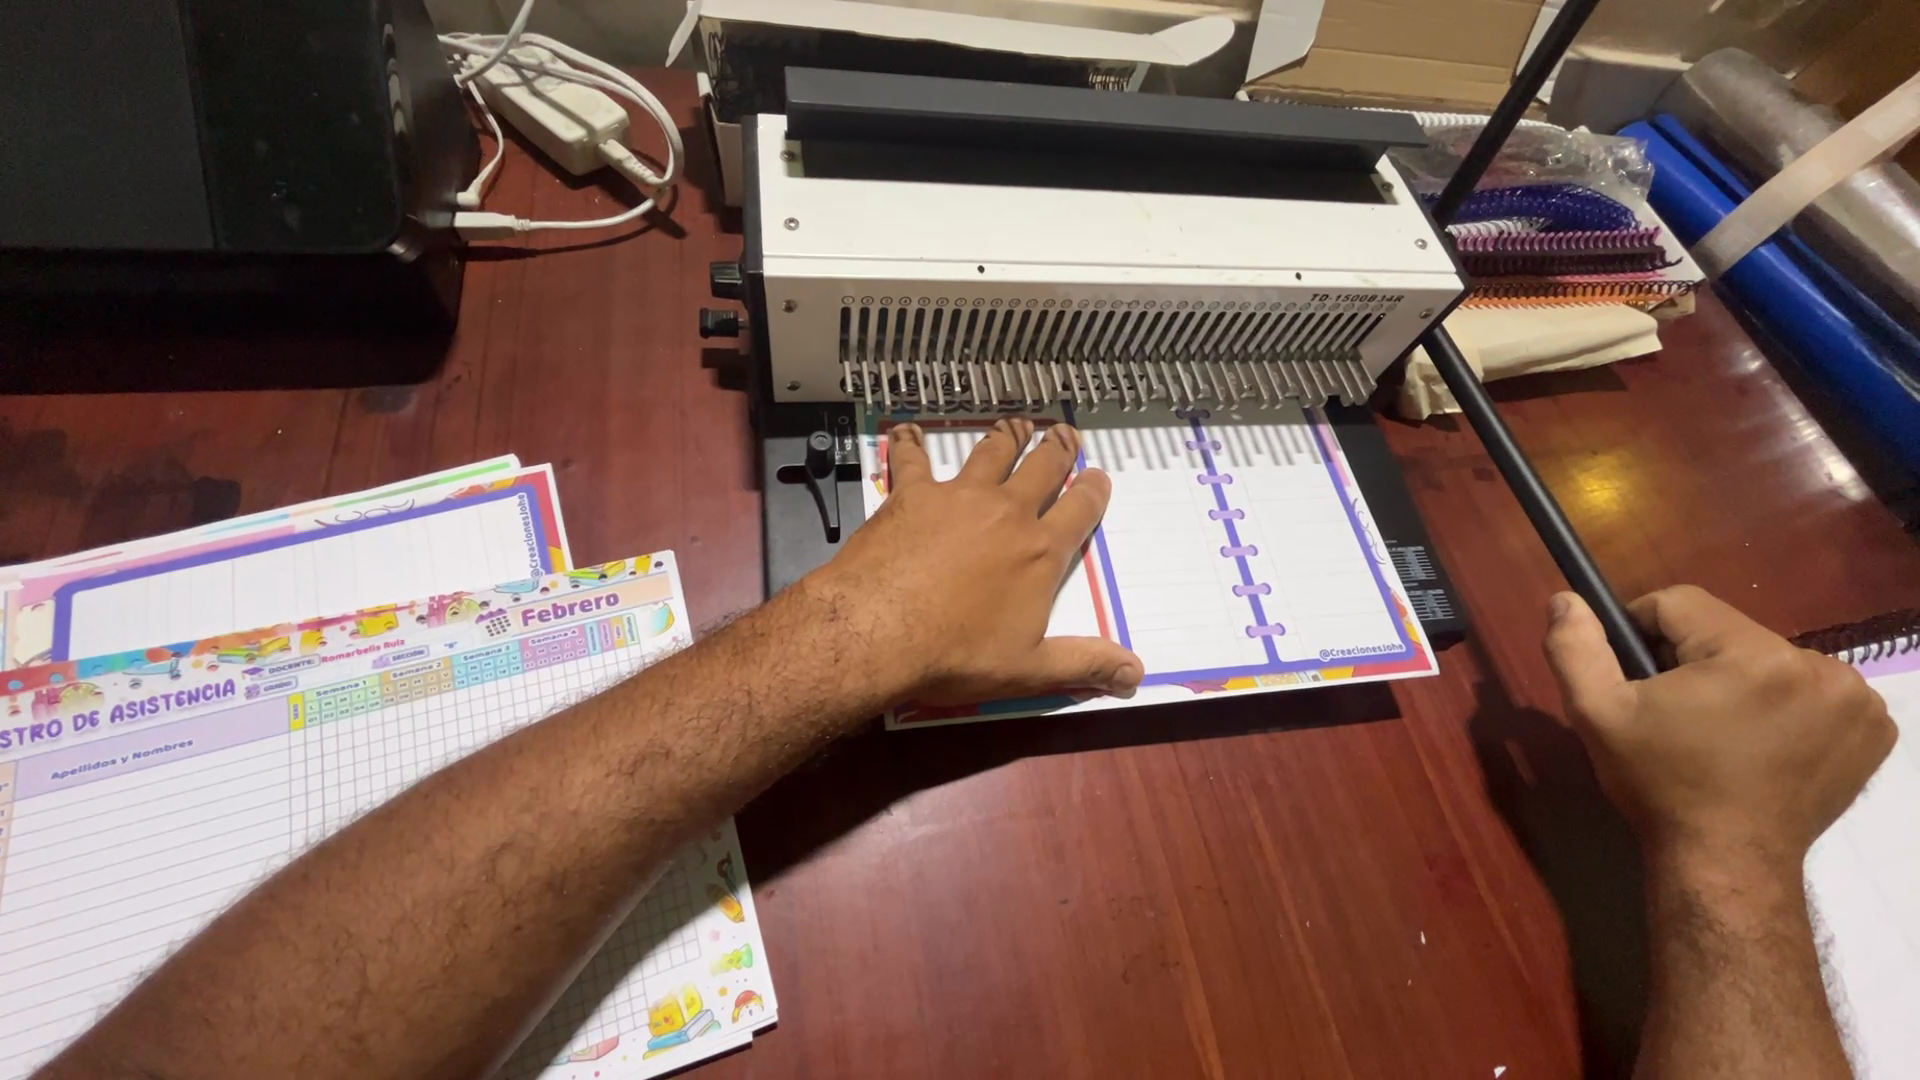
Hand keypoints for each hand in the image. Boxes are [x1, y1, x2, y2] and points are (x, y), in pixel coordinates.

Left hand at [798, 417, 1142, 706]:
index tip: (1098, 476)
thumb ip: (1083, 664)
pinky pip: (914, 459)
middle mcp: (1006, 513)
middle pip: (1041, 468)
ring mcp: (958, 497)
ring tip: (1015, 425)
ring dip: (1006, 436)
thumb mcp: (1028, 670)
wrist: (879, 631)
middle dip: (1057, 449)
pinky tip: (909, 431)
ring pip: (991, 453)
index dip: (1093, 491)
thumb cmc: (956, 655)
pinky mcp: (912, 495)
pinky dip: (912, 442)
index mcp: (1039, 553)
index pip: (1079, 510)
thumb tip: (1135, 672)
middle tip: (1063, 433)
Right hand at [1543, 585, 1895, 872]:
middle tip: (1667, 711)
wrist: (1725, 857)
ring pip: (1763, 657)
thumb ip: (1575, 647)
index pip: (1677, 603)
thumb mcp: (1593, 710)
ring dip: (1732, 679)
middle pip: (1723, 631)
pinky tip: (1754, 740)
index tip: (1632, 677)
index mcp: (1752, 656)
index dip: (1638, 631)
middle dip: (1687, 659)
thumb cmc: (1655, 779)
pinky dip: (1776, 703)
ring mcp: (1857, 701)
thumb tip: (1565, 599)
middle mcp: (1820, 668)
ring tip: (1710, 728)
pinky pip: (1805, 687)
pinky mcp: (1874, 730)